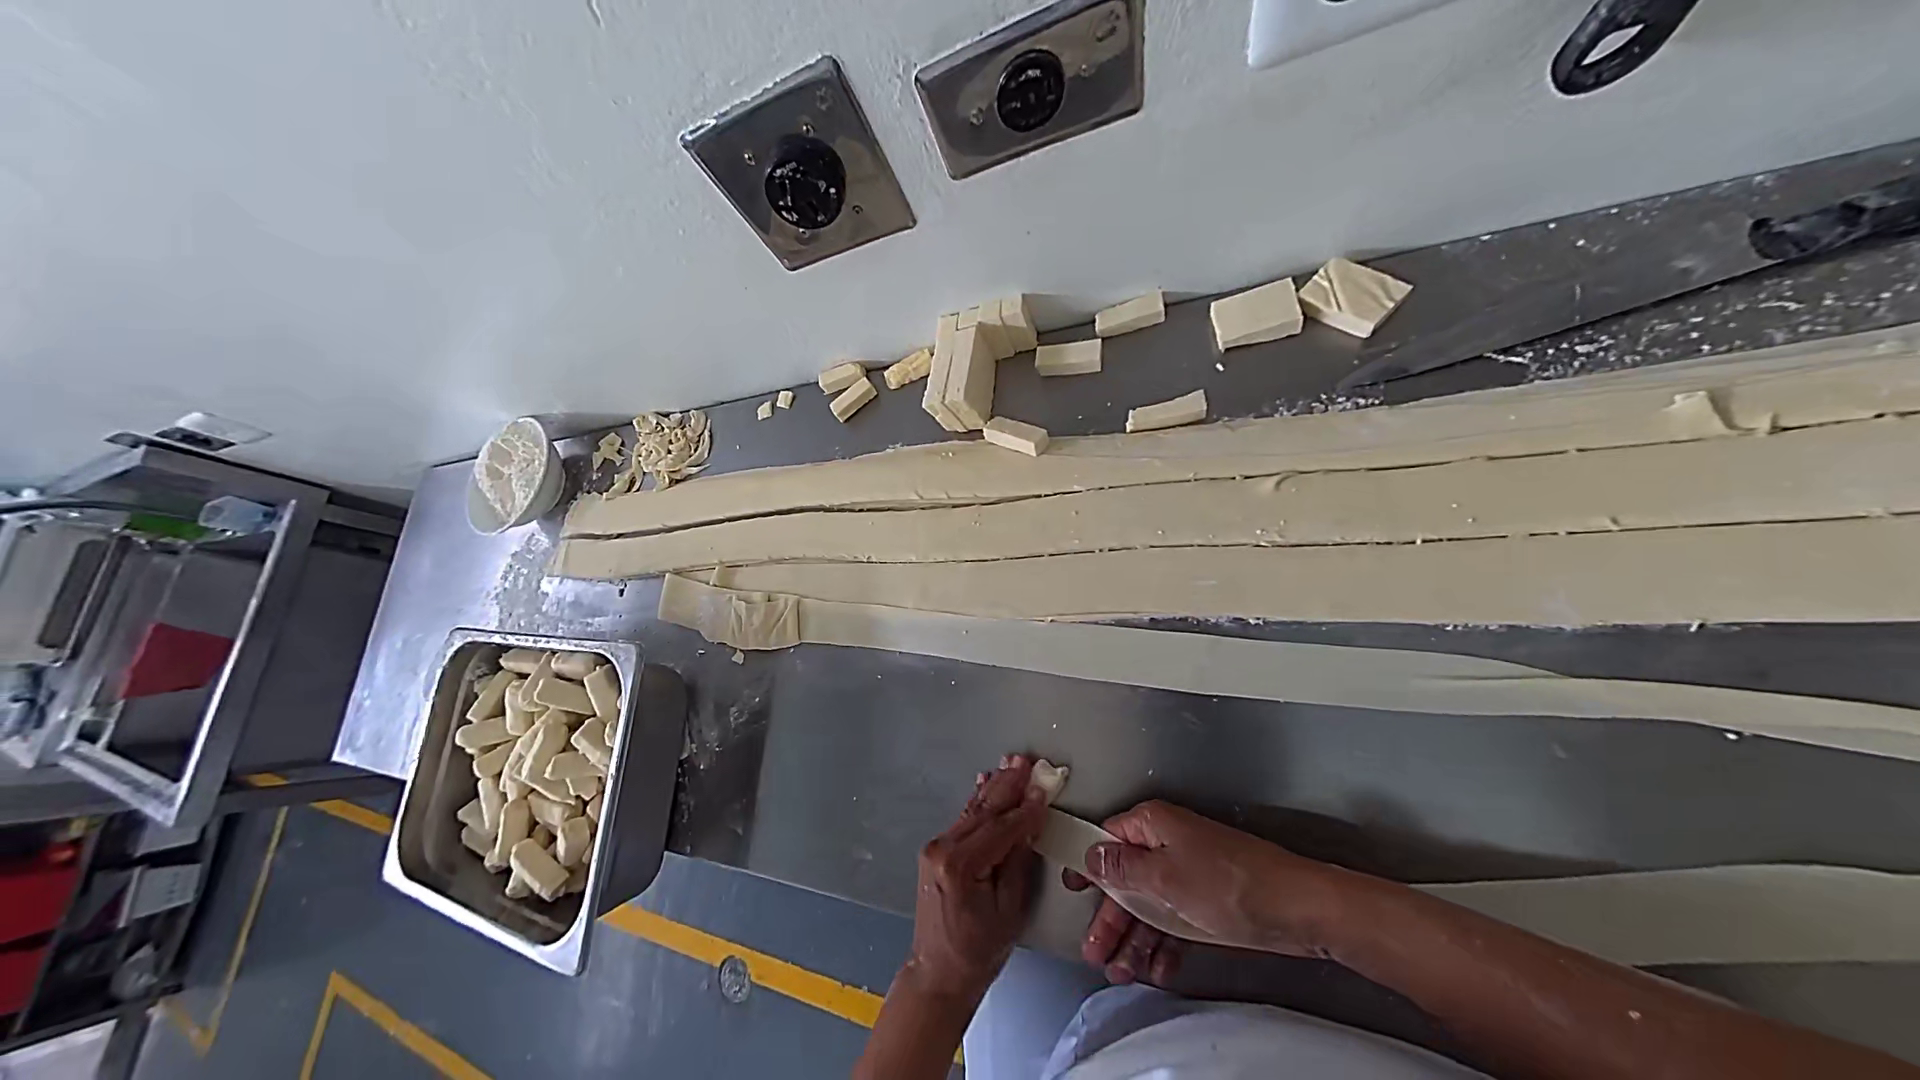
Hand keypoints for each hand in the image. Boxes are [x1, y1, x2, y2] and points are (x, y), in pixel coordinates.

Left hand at [903, 755, 1049, 1000]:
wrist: (939, 971)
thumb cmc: (979, 949)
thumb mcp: (1011, 908)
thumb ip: (1019, 860)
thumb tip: (1030, 823)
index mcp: (960, 865)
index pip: (1001, 828)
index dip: (1026, 808)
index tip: (1043, 789)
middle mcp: (942, 849)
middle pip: (984, 811)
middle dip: (1008, 785)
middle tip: (1027, 762)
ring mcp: (935, 847)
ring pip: (973, 811)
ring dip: (995, 788)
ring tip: (1013, 765)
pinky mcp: (935, 850)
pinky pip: (963, 820)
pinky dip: (979, 803)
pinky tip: (987, 784)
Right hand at [1066, 800, 1344, 964]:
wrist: (1298, 908)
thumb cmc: (1229, 884)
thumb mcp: (1164, 878)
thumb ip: (1122, 869)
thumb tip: (1091, 855)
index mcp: (1153, 824)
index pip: (1106, 838)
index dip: (1086, 864)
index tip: (1069, 888)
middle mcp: (1167, 842)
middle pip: (1125, 878)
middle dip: (1109, 918)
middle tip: (1094, 950)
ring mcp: (1187, 872)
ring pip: (1148, 904)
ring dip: (1133, 938)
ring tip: (1121, 970)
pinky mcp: (1206, 898)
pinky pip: (1173, 919)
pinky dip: (1162, 944)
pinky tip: (1156, 968)